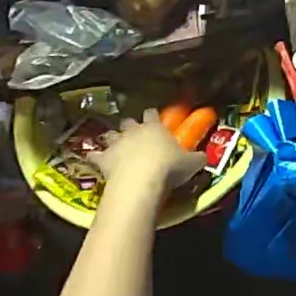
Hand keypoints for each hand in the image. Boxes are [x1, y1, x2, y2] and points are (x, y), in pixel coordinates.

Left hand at [88, 109, 205, 192]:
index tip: (154, 118)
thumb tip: (202, 157)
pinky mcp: (103, 159)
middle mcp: (134, 131)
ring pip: (111, 135)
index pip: (152, 114)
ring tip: (115, 144)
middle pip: (129, 121)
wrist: (141, 181)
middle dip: (131, 125)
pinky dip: (95, 157)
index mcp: (155, 127)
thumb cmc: (169, 168)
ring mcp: (117, 143)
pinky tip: (93, 159)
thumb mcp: (192, 163)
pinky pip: (95, 155)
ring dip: (113, 138)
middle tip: (135, 133)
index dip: (153, 115)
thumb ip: (196, 157)